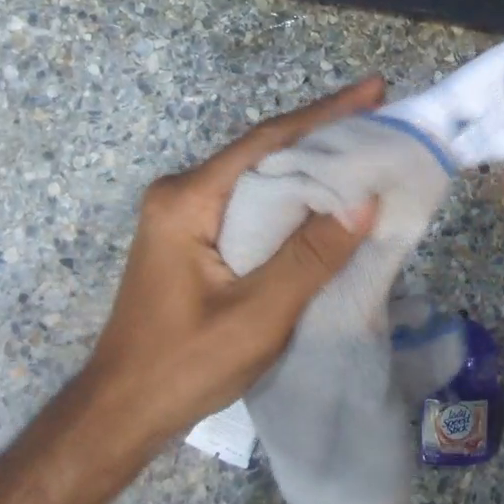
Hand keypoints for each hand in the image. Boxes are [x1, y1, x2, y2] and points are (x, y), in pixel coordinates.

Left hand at [82, 78, 386, 448]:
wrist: (121, 414)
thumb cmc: (184, 364)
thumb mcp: (257, 315)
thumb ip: (310, 256)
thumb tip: (365, 201)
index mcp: (189, 200)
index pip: (268, 141)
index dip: (327, 113)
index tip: (375, 90)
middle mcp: (183, 194)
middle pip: (265, 150)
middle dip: (325, 132)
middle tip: (382, 119)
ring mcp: (186, 215)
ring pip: (261, 176)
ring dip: (312, 163)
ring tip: (367, 150)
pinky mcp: (195, 238)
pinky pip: (255, 202)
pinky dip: (296, 194)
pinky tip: (329, 198)